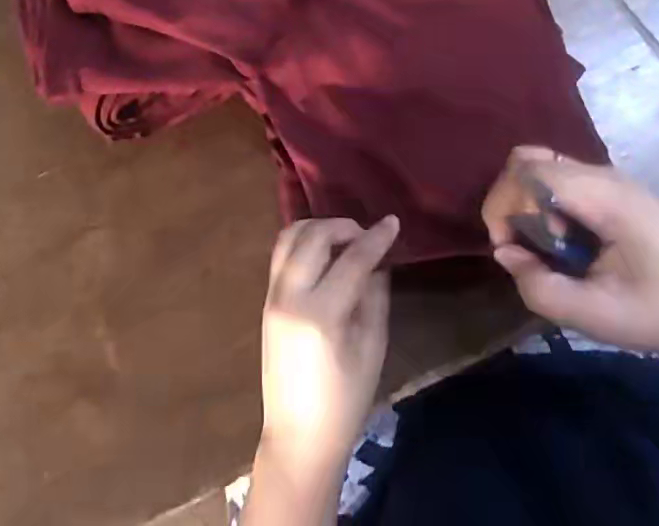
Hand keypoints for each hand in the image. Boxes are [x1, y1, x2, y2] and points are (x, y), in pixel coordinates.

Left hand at [257, 216, 398, 471]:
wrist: (298, 436)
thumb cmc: (345, 399)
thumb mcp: (372, 347)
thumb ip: (374, 295)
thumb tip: (378, 259)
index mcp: (320, 315)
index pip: (351, 259)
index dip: (375, 237)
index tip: (393, 222)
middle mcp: (289, 298)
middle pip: (314, 236)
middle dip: (344, 226)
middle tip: (367, 235)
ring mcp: (271, 298)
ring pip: (290, 237)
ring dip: (319, 228)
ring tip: (344, 239)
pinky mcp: (265, 301)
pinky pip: (281, 254)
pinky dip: (303, 241)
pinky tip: (325, 252)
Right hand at [483, 147, 658, 357]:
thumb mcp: (597, 317)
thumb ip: (541, 288)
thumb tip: (504, 253)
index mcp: (609, 199)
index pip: (534, 172)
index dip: (507, 205)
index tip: (510, 250)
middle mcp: (605, 176)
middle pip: (530, 161)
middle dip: (509, 201)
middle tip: (519, 247)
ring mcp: (607, 179)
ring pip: (539, 166)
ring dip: (523, 202)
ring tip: (538, 245)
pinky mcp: (607, 190)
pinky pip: (555, 180)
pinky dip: (539, 204)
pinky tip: (556, 241)